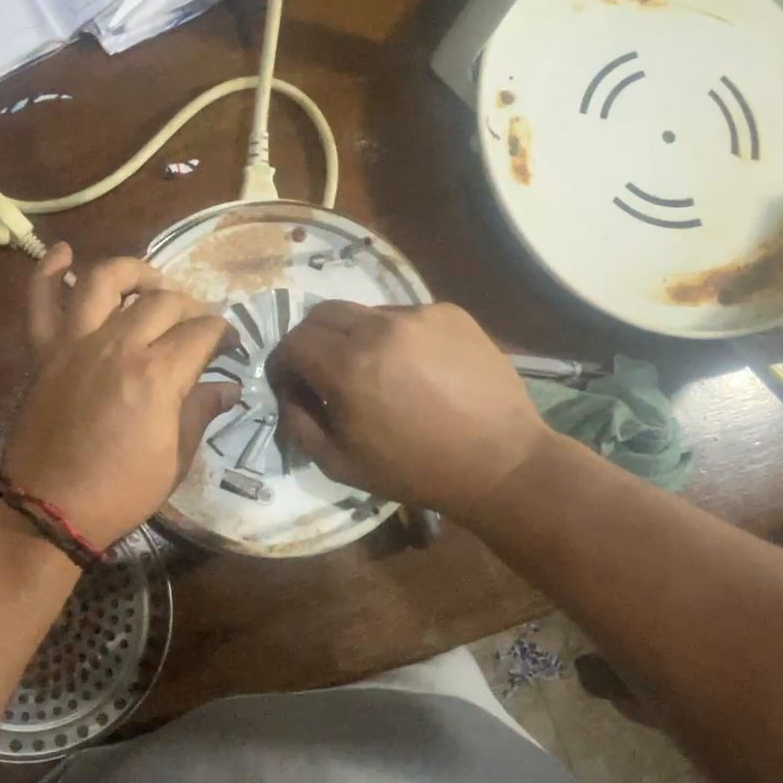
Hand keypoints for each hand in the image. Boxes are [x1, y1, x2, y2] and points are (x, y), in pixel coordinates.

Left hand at [2, 245, 238, 549]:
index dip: (224, 333)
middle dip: (190, 306)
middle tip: (198, 324)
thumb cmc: (121, 492)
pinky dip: (48, 271)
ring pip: (103, 281)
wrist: (50, 510)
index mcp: (157, 374)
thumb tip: (227, 387)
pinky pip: (39, 302)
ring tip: (150, 279)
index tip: (230, 345)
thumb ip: (200, 412)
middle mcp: (117, 345)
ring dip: (132, 271)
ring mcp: (74, 344)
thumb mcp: (175, 459)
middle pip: (162, 301)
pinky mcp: (42, 353)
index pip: (201, 332)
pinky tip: (63, 254)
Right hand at [267, 301, 551, 516]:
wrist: (500, 461)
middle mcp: (379, 328)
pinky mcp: (450, 313)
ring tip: (374, 372)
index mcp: (347, 366)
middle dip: (310, 342)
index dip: (281, 364)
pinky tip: (414, 370)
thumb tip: (288, 395)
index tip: (289, 385)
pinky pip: (404, 316)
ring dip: (353, 338)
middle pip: (321, 314)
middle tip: (320, 373)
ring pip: (363, 313)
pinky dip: (394, 338)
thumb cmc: (415, 470)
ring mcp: (418, 315)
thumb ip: (298, 425)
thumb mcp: (339, 464)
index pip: (292, 342)